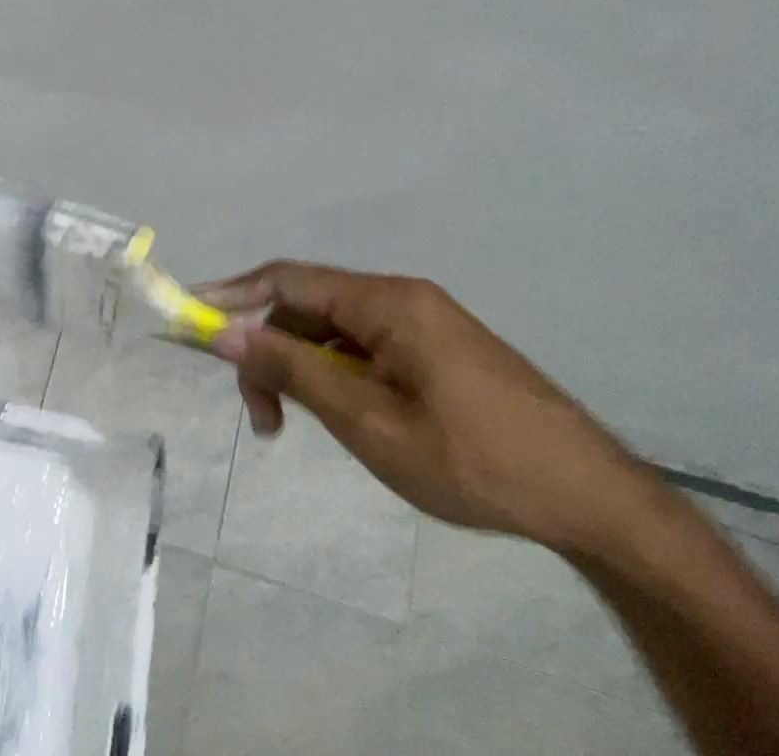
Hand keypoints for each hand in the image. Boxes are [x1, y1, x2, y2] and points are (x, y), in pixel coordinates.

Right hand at [197, 260, 667, 552]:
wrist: (591, 499)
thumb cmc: (473, 461)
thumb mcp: (368, 421)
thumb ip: (293, 371)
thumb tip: (223, 332)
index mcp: (389, 303)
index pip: (287, 280)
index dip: (232, 296)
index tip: (188, 323)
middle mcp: (405, 300)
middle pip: (308, 307)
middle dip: (269, 352)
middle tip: (261, 418)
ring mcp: (426, 325)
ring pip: (335, 332)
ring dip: (301, 369)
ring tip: (295, 427)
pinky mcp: (440, 352)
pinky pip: (365, 349)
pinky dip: (335, 376)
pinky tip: (339, 417)